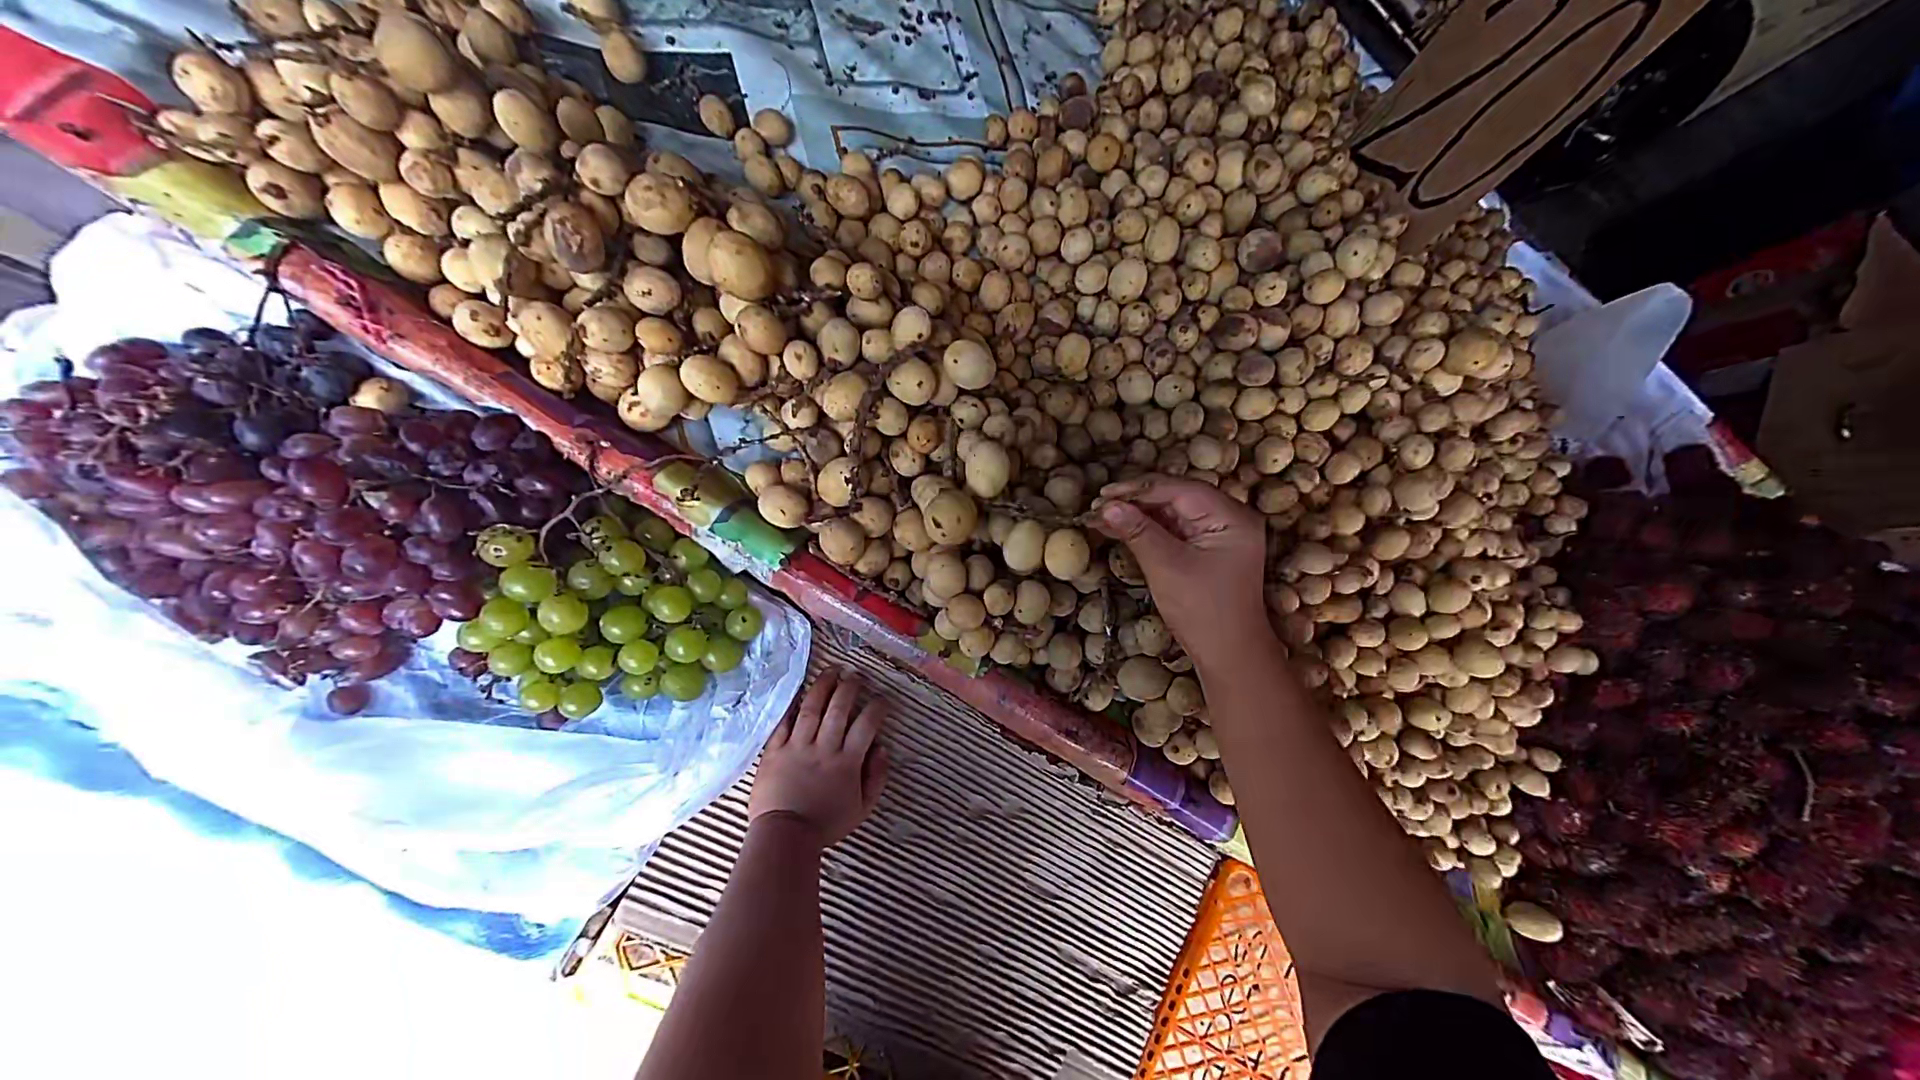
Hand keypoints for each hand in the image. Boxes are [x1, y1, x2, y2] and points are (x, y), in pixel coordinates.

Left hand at [748, 667, 889, 846]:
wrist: (785, 836)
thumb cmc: (826, 824)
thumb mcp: (862, 808)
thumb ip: (876, 777)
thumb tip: (882, 749)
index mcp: (847, 761)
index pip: (866, 725)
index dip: (877, 707)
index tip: (882, 699)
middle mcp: (824, 747)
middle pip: (839, 709)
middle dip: (850, 687)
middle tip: (856, 676)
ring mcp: (797, 746)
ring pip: (812, 708)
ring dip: (823, 686)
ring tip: (832, 671)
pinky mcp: (775, 750)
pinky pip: (784, 722)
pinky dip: (792, 706)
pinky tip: (800, 693)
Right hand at [1092, 475, 1271, 664]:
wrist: (1229, 655)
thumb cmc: (1203, 611)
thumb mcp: (1167, 567)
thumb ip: (1138, 532)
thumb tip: (1107, 505)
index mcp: (1231, 517)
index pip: (1179, 490)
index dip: (1138, 489)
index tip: (1104, 494)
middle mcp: (1228, 519)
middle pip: (1175, 496)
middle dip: (1135, 500)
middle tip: (1098, 504)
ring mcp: (1217, 534)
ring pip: (1170, 512)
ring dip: (1136, 514)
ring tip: (1100, 516)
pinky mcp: (1204, 549)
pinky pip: (1171, 529)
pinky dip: (1145, 529)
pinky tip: (1117, 528)